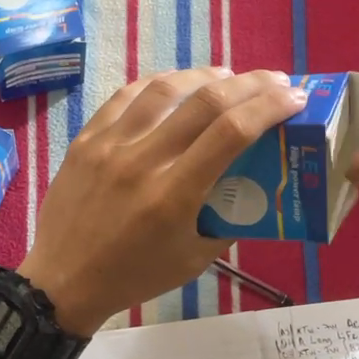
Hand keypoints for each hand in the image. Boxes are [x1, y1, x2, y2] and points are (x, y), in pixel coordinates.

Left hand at [20, 67, 306, 332]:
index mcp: (173, 196)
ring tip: (228, 77)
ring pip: (164, 89)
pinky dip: (157, 84)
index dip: (270, 107)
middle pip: (206, 102)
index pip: (232, 132)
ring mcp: (109, 146)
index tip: (294, 98)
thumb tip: (256, 185)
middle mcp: (142, 162)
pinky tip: (175, 85)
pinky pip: (126, 97)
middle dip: (250, 84)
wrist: (64, 282)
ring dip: (204, 76)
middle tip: (273, 82)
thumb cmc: (134, 276)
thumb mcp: (194, 260)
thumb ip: (227, 220)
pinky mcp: (86, 140)